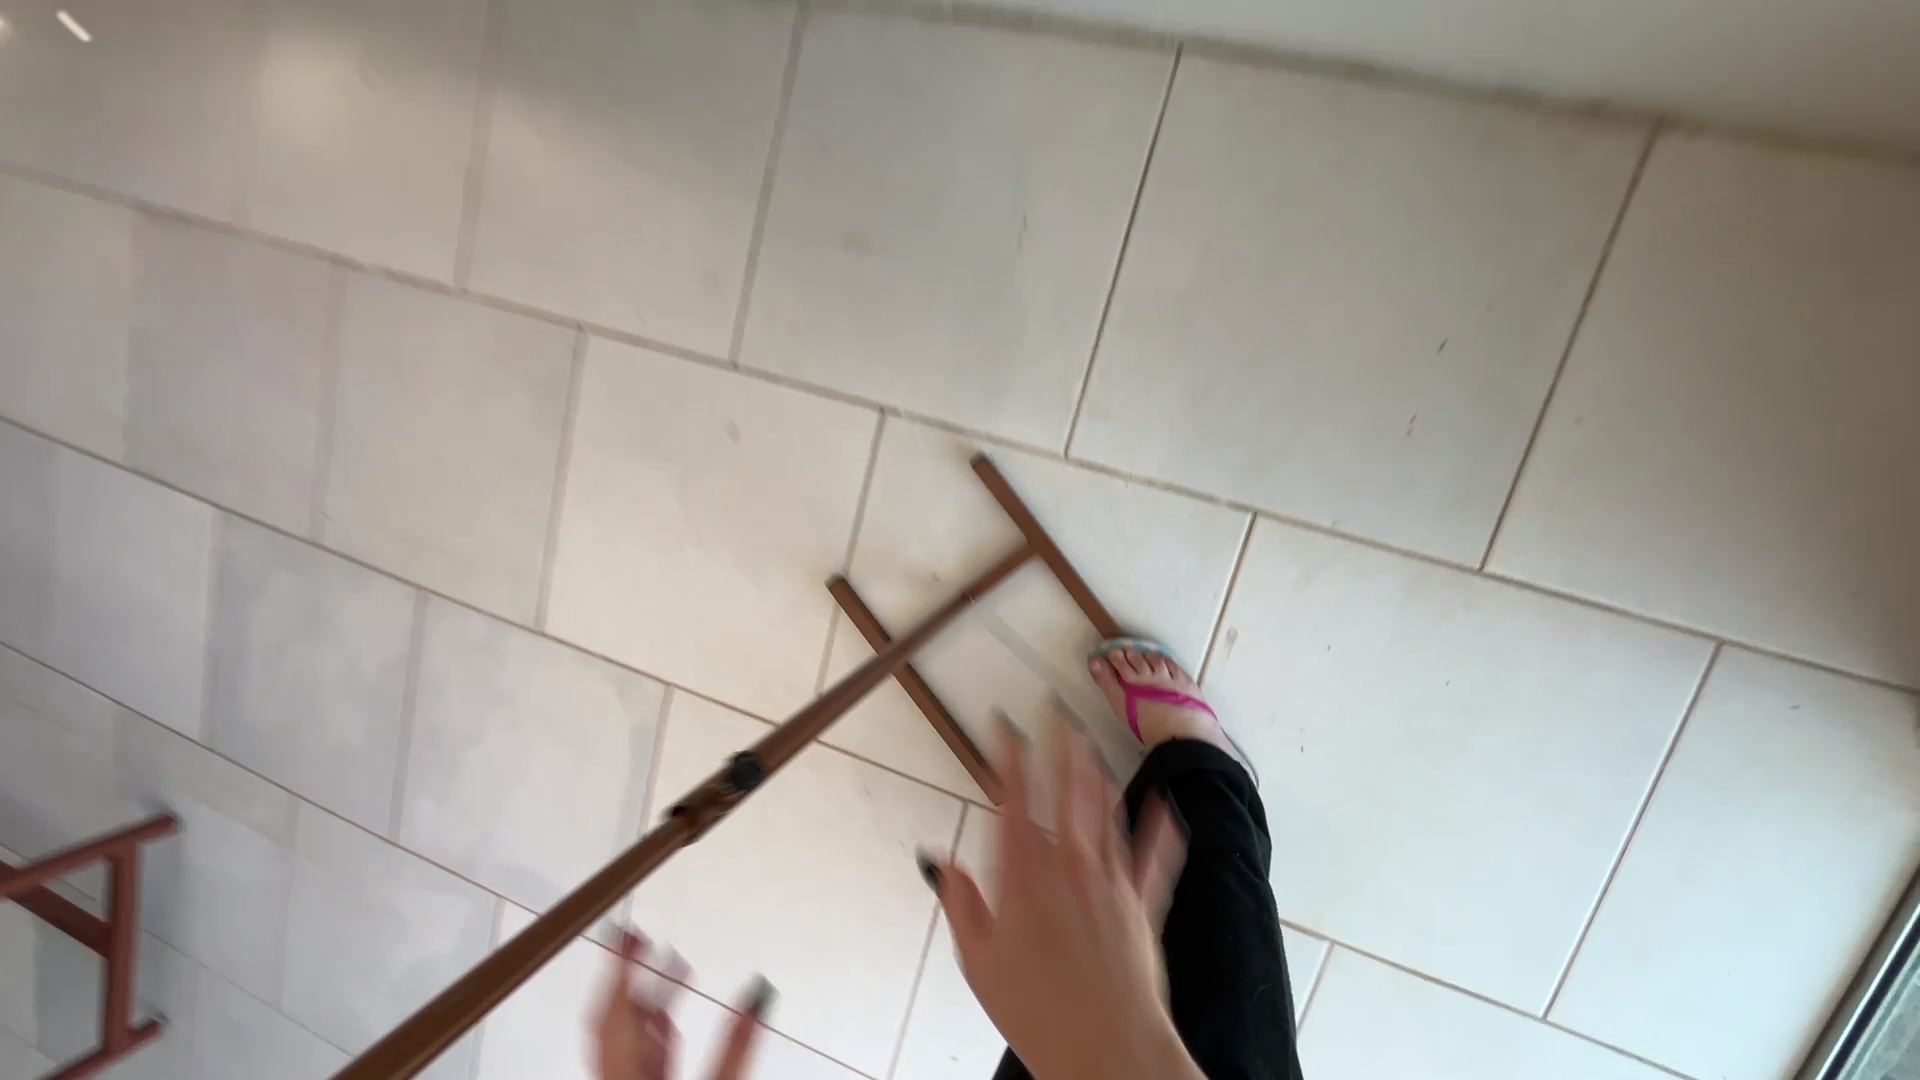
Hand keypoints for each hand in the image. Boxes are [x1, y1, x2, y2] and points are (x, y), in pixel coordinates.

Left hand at [592, 929, 773, 1079]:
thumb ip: (736, 1045)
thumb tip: (756, 994)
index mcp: (626, 1074)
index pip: (617, 1010)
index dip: (621, 966)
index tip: (627, 933)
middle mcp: (616, 1075)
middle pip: (609, 1017)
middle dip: (624, 972)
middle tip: (639, 935)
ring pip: (622, 1030)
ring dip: (643, 992)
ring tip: (671, 962)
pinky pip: (633, 1047)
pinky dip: (649, 1019)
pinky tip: (667, 1010)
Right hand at [928, 715, 1200, 1079]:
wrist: (1106, 1053)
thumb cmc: (1037, 1012)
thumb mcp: (979, 961)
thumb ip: (961, 902)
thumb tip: (940, 860)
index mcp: (1024, 875)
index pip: (1013, 797)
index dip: (1008, 755)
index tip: (1004, 725)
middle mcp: (1068, 865)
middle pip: (1064, 790)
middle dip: (1058, 744)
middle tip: (1056, 711)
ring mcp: (1109, 880)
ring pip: (1103, 811)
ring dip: (1096, 772)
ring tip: (1089, 742)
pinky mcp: (1141, 903)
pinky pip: (1154, 857)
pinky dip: (1161, 828)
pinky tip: (1165, 803)